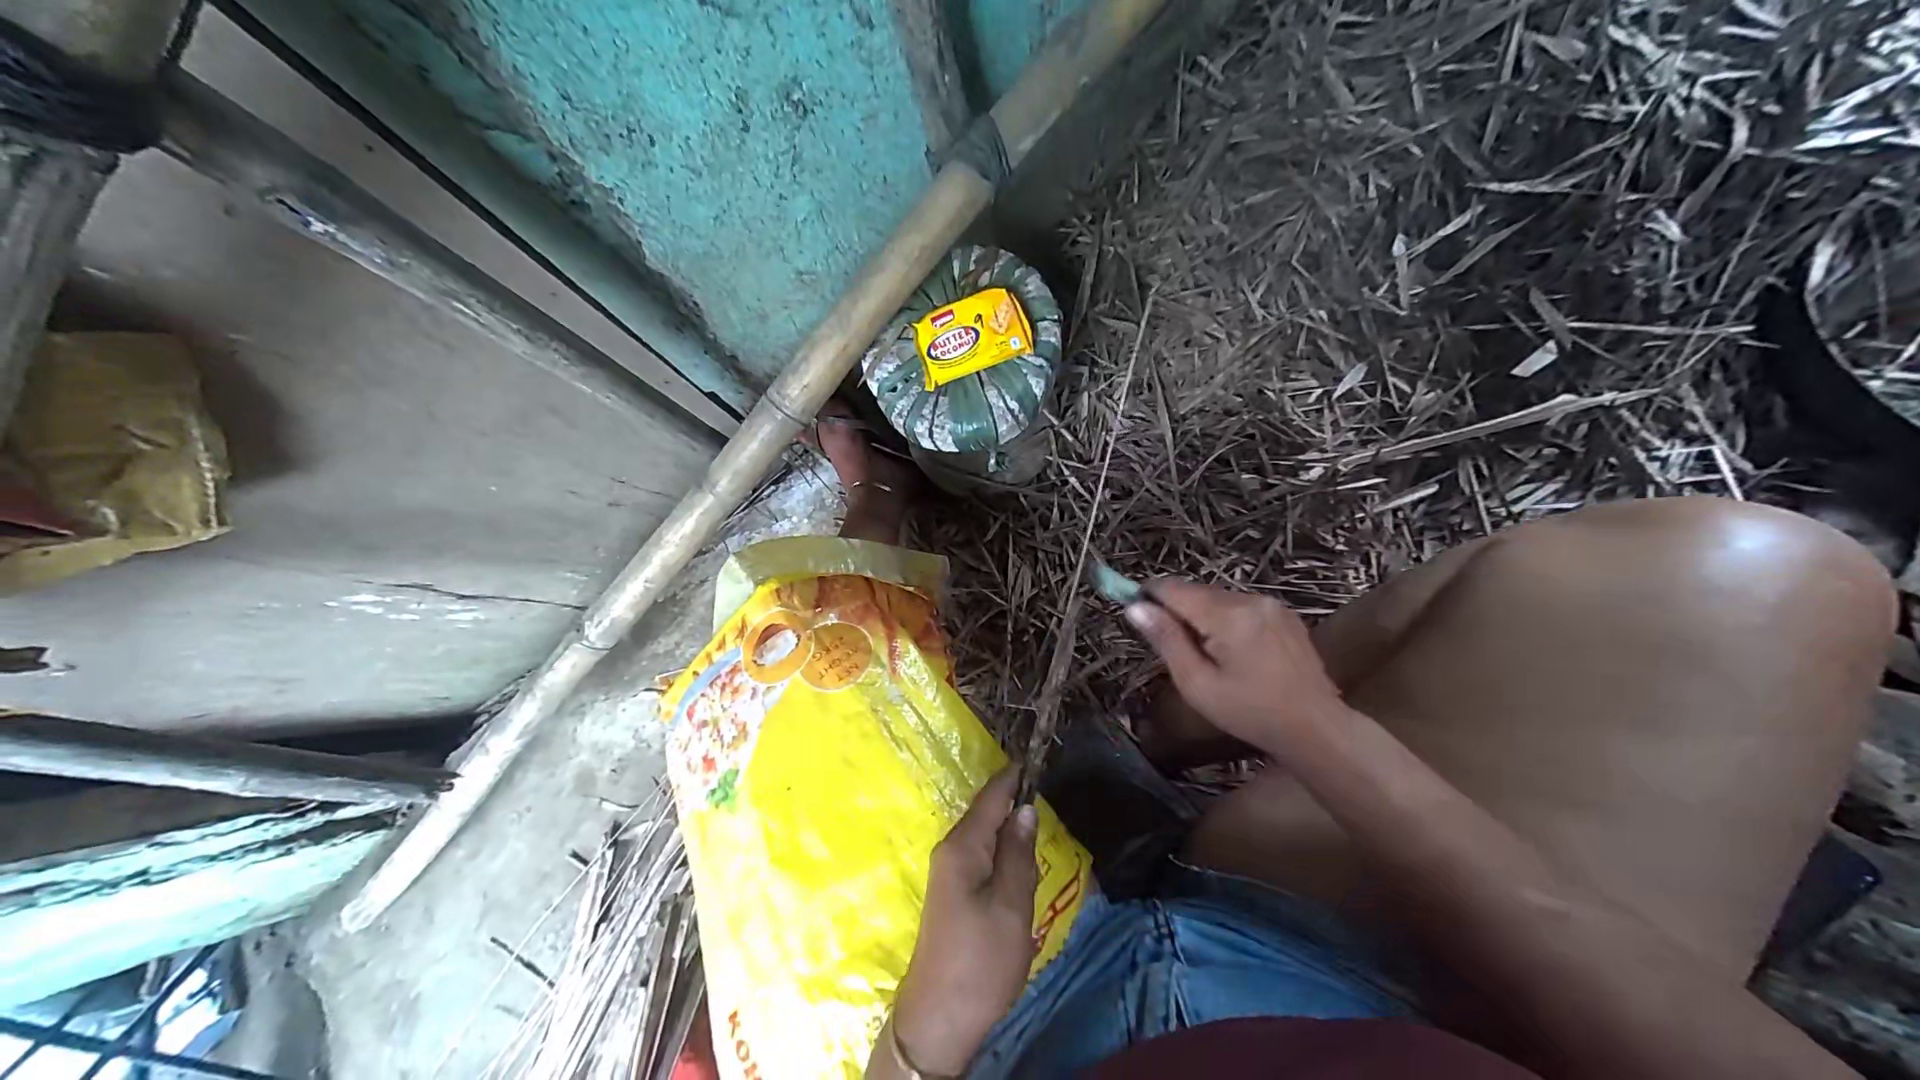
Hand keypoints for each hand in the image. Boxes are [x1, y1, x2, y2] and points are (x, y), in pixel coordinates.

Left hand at [891, 767, 1038, 1075]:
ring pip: (985, 838)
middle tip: (1048, 794)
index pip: (991, 798)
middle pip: (986, 815)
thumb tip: (1025, 810)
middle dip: (1014, 803)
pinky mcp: (953, 895)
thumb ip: (1019, 854)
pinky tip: (1020, 862)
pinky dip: (1003, 853)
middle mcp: (950, 852)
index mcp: (962, 847)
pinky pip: (981, 859)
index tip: (1036, 758)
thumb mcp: (1012, 906)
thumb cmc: (981, 962)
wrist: (939, 1021)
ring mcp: (948, 874)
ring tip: (1040, 823)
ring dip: (1010, 830)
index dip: (1013, 778)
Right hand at [1126, 579, 1346, 750]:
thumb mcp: (1197, 684)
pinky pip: (1240, 606)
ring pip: (1218, 598)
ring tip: (1207, 656)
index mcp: (1229, 616)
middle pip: (1196, 592)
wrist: (1315, 727)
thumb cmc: (1250, 713)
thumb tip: (1135, 607)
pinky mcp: (1284, 613)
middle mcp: (1251, 599)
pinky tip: (1233, 652)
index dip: (1149, 597)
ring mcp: (1272, 604)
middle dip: (1178, 612)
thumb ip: (1166, 640)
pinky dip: (1226, 620)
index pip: (1173, 588)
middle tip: (1177, 651)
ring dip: (1202, 617)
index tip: (1137, 615)